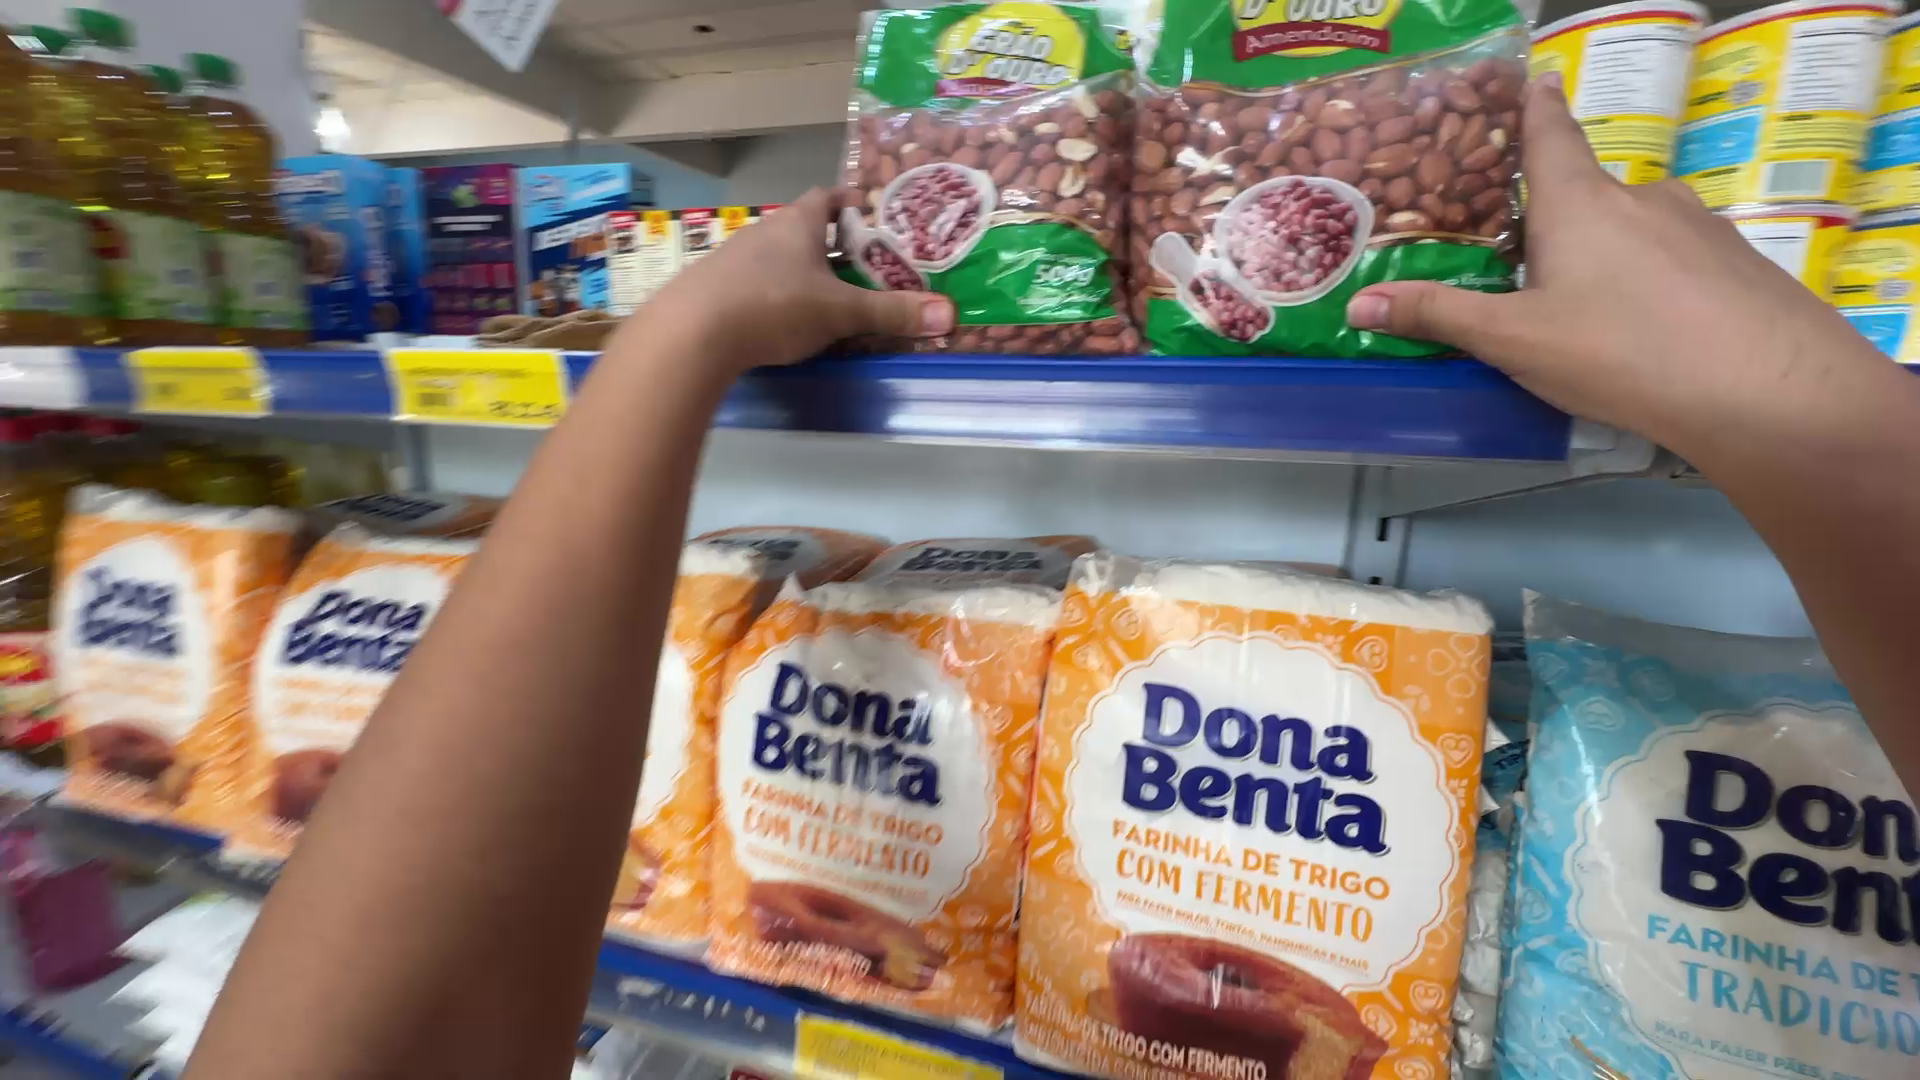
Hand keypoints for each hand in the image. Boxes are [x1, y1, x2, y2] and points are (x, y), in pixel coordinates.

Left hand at [619, 188, 953, 374]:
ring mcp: (737, 260)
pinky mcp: (718, 290)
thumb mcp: (841, 311)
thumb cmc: (775, 305)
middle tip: (863, 268)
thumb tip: (950, 314)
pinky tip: (785, 322)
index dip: (850, 203)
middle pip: (806, 229)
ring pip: (781, 259)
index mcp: (798, 222)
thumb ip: (892, 313)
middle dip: (834, 246)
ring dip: (804, 273)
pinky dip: (778, 296)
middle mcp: (766, 231)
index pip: (827, 197)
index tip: (870, 217)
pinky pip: (758, 285)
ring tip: (830, 298)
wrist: (693, 333)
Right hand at [1343, 74, 1891, 460]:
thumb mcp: (1510, 338)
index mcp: (1580, 205)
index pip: (1551, 137)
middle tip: (1497, 243)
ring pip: (1617, 227)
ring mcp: (1690, 227)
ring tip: (1549, 295)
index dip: (1534, 108)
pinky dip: (1622, 271)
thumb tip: (1356, 304)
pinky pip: (1654, 253)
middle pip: (1577, 192)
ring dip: (1581, 249)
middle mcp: (1639, 199)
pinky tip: (1612, 318)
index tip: (1527, 81)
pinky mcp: (1722, 261)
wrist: (1763, 388)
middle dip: (1539, 213)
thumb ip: (1436, 315)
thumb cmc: (1617, 348)